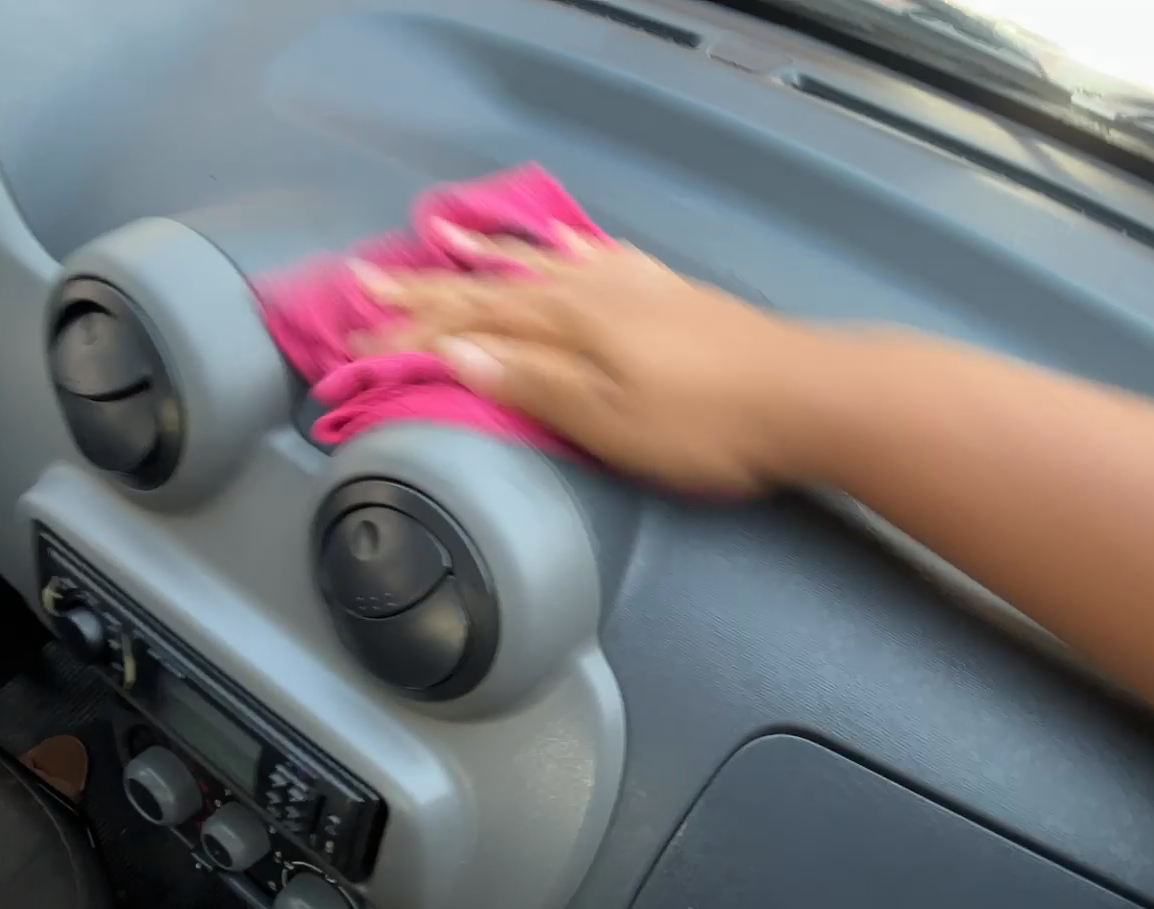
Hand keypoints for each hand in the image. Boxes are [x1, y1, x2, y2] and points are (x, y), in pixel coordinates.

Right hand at [352, 223, 843, 493]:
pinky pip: (594, 255)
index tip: (353, 346)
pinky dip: (559, 246)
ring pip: (536, 262)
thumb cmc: (703, 424)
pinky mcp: (664, 292)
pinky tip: (556, 241)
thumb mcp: (608, 420)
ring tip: (439, 238)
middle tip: (366, 285)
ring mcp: (630, 285)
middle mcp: (588, 290)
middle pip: (490, 288)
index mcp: (566, 324)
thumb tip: (457, 356)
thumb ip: (532, 384)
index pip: (466, 325)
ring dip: (483, 255)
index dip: (407, 336)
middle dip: (425, 293)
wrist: (801, 396)